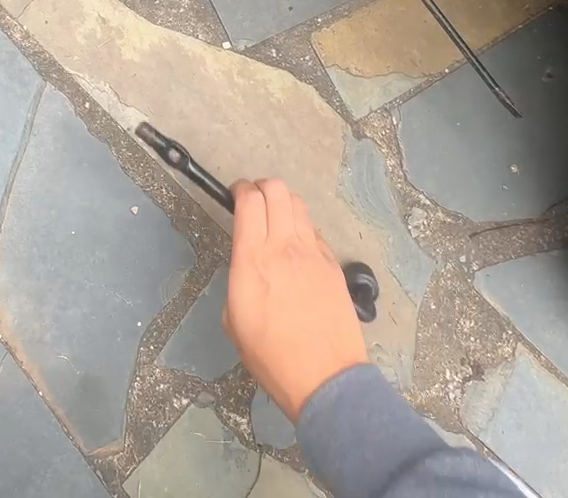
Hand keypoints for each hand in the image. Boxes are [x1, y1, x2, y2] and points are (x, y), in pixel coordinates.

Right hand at [223, 179, 368, 421]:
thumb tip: (249, 266)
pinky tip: (297, 247)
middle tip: (254, 200)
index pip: (249, 201)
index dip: (240, 189)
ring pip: (298, 204)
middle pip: (276, 190)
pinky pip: (314, 231)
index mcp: (253, 259)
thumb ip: (238, 280)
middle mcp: (283, 246)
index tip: (235, 195)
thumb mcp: (234, 320)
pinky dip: (301, 228)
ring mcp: (313, 253)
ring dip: (283, 203)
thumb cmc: (271, 356)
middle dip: (261, 187)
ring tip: (276, 218)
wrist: (325, 379)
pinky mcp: (333, 264)